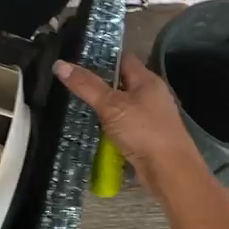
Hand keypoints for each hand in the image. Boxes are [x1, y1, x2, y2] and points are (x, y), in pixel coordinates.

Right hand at [54, 53, 207, 197]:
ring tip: (74, 106)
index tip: (76, 60)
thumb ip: (86, 85)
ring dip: (102, 107)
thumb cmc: (143, 131)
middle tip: (69, 84)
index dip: (101, 58)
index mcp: (147, 81)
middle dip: (98, 84)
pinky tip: (92, 130)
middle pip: (121, 83)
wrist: (169, 171)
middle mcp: (151, 95)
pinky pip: (123, 124)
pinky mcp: (146, 136)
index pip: (123, 60)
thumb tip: (59, 64)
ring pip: (121, 105)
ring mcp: (150, 117)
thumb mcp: (111, 106)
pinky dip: (108, 125)